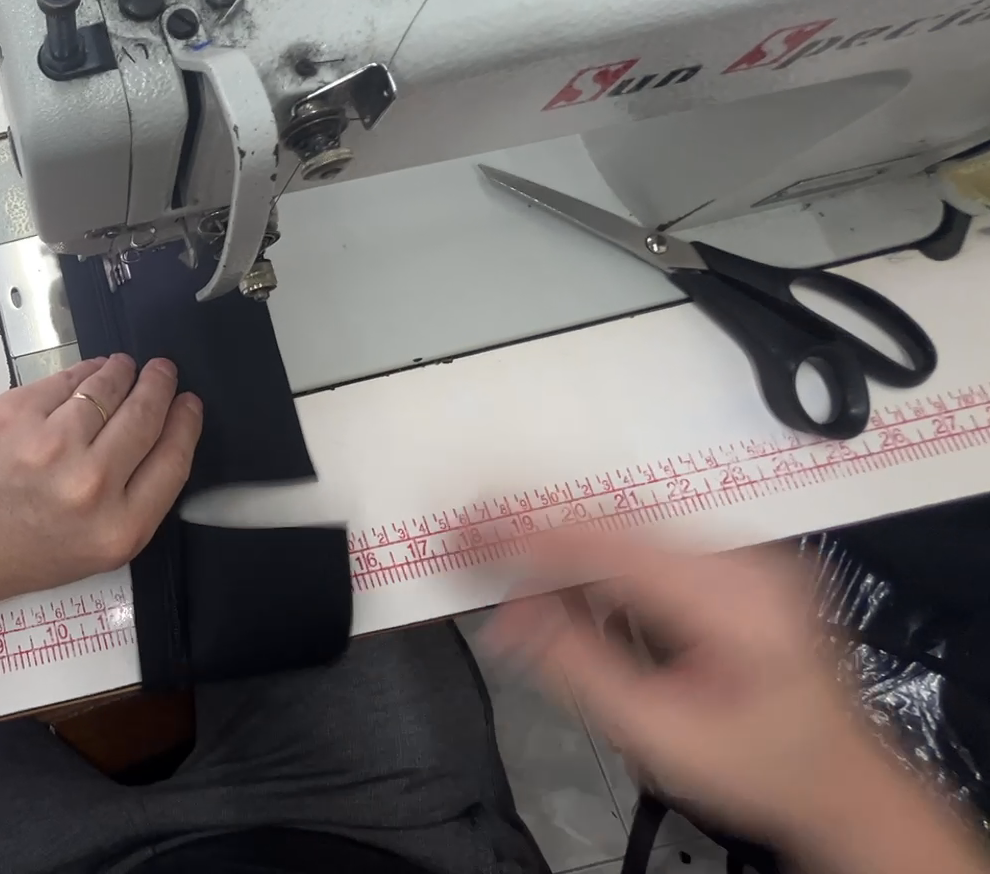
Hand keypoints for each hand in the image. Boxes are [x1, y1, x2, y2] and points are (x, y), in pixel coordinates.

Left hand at [0, 355, 201, 613]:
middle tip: (164, 372)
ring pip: (105, 388)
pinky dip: (83, 371)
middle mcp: (90, 484)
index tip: (189, 405)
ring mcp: (49, 442)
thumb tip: (157, 438)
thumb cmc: (16, 555)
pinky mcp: (14, 413)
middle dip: (160, 386)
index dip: (186, 424)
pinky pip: (64, 379)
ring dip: (122, 371)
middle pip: (145, 416)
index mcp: (118, 528)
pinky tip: (90, 370)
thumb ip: (132, 502)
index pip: (173, 460)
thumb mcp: (93, 551)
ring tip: (126, 366)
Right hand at [483, 532, 894, 845]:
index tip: (463, 533)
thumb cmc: (756, 766)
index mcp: (732, 597)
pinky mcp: (717, 560)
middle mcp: (736, 557)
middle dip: (526, 528)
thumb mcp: (657, 730)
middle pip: (604, 520)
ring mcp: (730, 554)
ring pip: (611, 523)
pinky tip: (547, 577)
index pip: (604, 544)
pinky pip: (629, 539)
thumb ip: (575, 665)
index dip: (523, 535)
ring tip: (491, 556)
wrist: (841, 783)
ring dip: (546, 540)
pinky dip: (577, 554)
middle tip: (462, 534)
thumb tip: (503, 616)